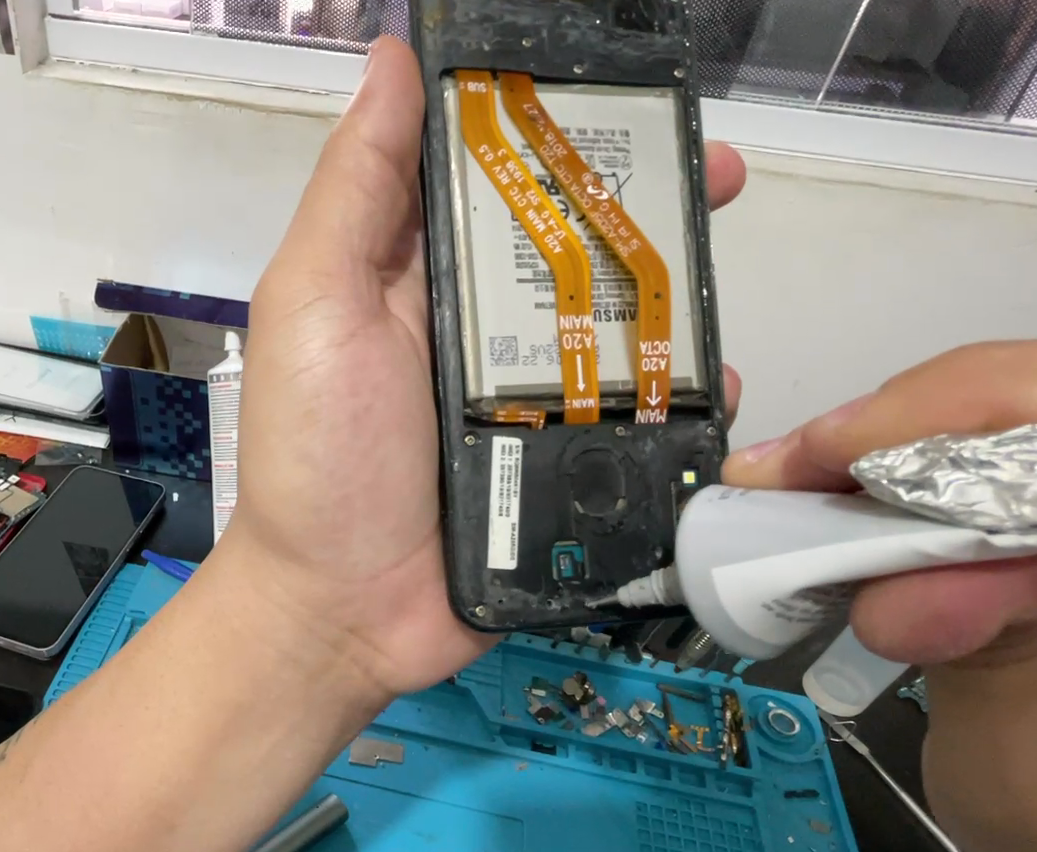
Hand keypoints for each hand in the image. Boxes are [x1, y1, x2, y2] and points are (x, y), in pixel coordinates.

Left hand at [215, 36, 746, 704]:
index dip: (559, 129)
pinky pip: (639, 421)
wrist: (342, 607)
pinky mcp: (563, 470)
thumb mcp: (314, 307)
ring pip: (621, 328)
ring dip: (679, 296)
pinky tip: (717, 386)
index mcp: (419, 280)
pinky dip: (683, 400)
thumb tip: (394, 59)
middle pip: (575, 247)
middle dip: (646, 204)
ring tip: (722, 280)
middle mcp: (478, 332)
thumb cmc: (319, 453)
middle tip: (715, 179)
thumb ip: (353, 194)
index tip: (625, 97)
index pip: (496, 178)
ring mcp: (528, 403)